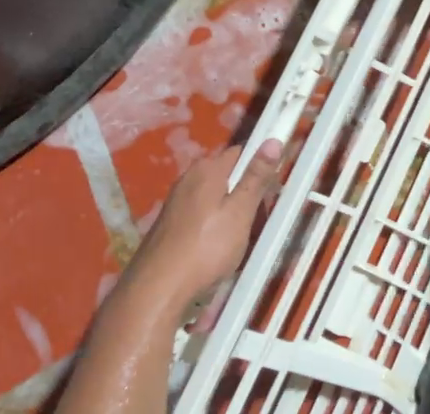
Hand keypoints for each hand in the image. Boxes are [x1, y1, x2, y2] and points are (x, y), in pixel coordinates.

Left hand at [133, 139, 282, 311]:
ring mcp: (176, 201)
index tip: (273, 188)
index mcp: (207, 169)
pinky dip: (213, 224)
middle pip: (227, 174)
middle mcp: (188, 178)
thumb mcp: (240, 212)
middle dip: (245, 192)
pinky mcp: (169, 223)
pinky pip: (200, 214)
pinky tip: (217, 248)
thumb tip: (273, 139)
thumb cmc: (206, 248)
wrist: (156, 290)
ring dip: (230, 211)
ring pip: (214, 196)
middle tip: (259, 219)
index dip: (260, 165)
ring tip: (240, 238)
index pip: (241, 151)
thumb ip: (256, 176)